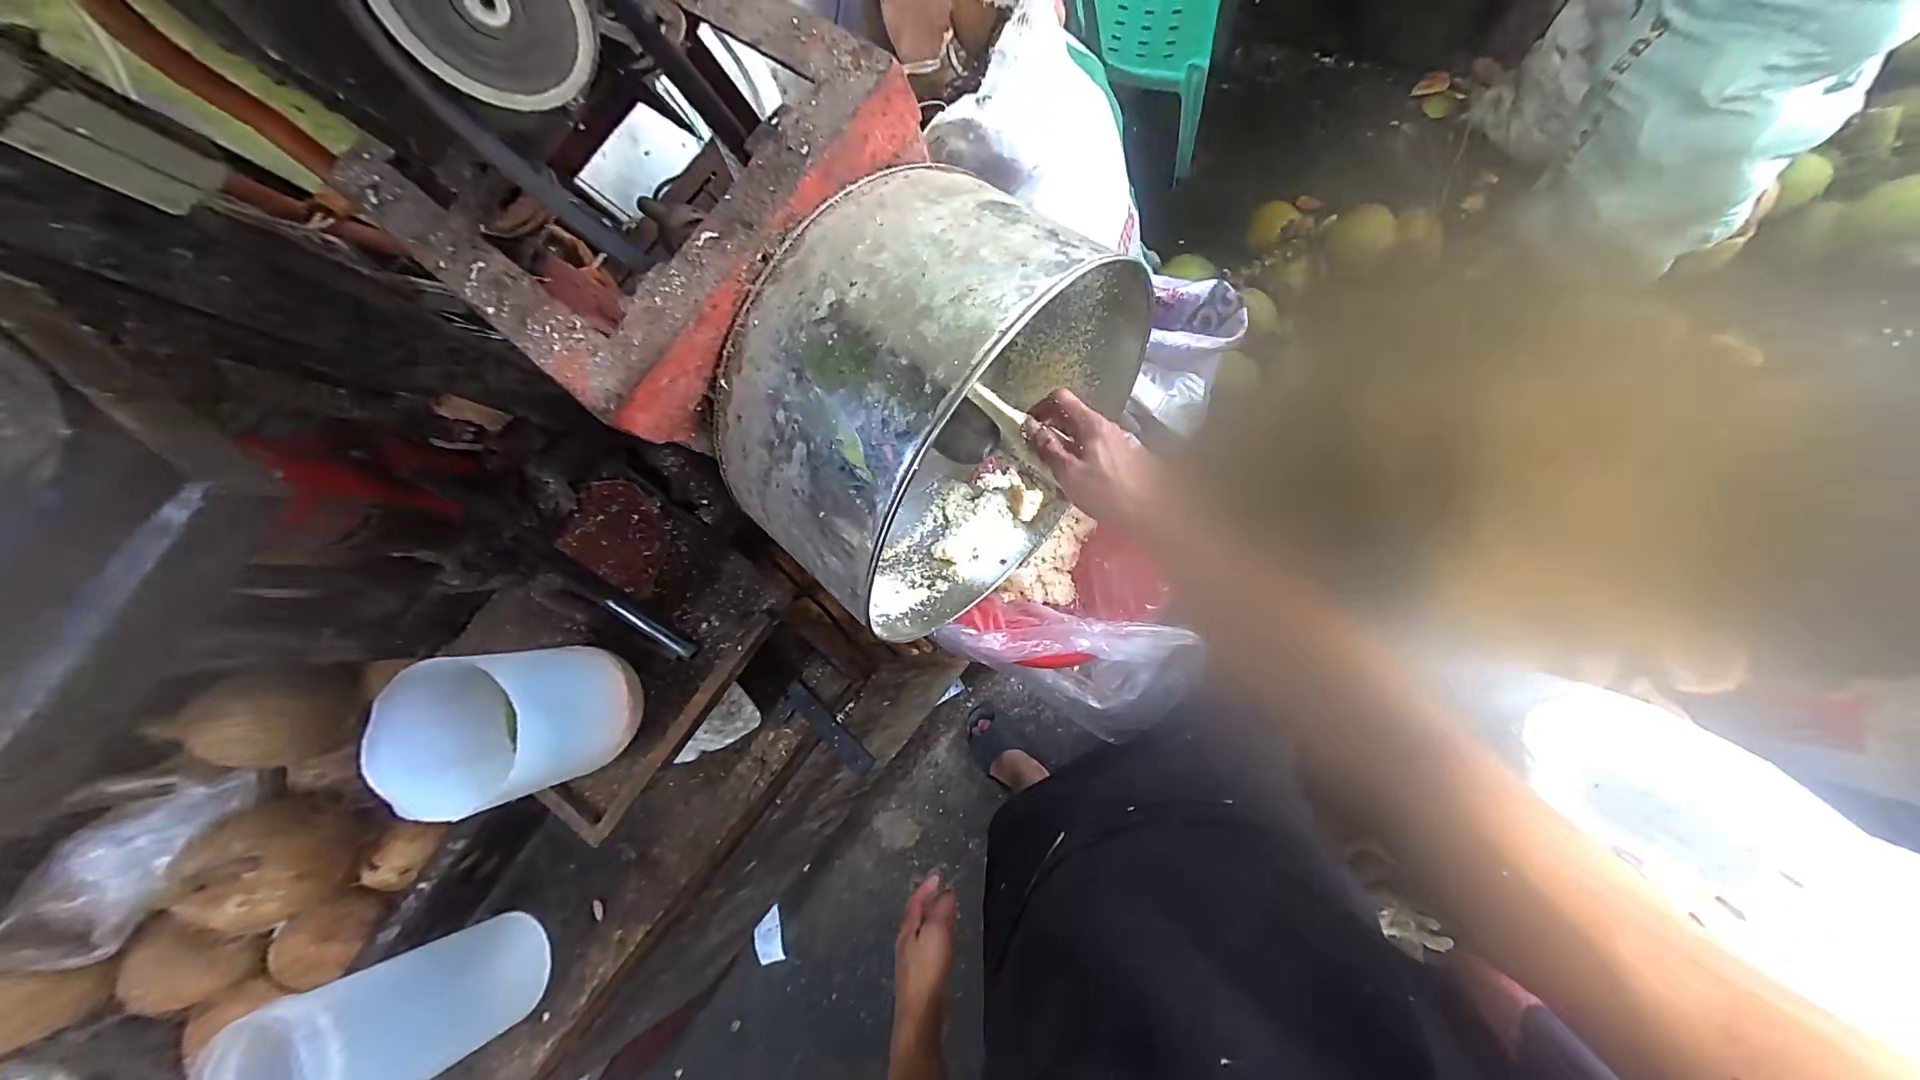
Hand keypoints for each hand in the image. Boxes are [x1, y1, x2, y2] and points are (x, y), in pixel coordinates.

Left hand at [893, 874, 956, 1032]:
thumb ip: (940, 911)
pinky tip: (942, 943)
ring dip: (930, 918)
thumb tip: (946, 891)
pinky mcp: (918, 975)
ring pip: (919, 931)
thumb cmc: (927, 968)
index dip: (926, 887)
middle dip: (926, 901)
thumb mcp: (936, 933)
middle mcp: (905, 942)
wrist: (920, 1012)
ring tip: (944, 912)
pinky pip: (926, 945)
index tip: (938, 875)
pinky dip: (934, 935)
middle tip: (941, 890)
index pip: (915, 901)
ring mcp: (909, 960)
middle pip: (915, 915)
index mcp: (907, 929)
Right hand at [1025, 388, 1166, 528]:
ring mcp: (1114, 440)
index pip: (1061, 399)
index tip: (1028, 427)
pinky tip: (1074, 475)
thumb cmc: (1107, 493)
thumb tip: (1031, 428)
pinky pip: (1092, 446)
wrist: (1150, 511)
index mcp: (1092, 424)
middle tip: (1034, 448)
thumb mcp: (1069, 473)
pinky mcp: (1120, 456)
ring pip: (1081, 432)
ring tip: (1052, 465)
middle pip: (1071, 415)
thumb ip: (1048, 449)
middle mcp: (1105, 427)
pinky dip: (1078, 453)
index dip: (1040, 408)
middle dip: (1049, 427)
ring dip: (1063, 443)